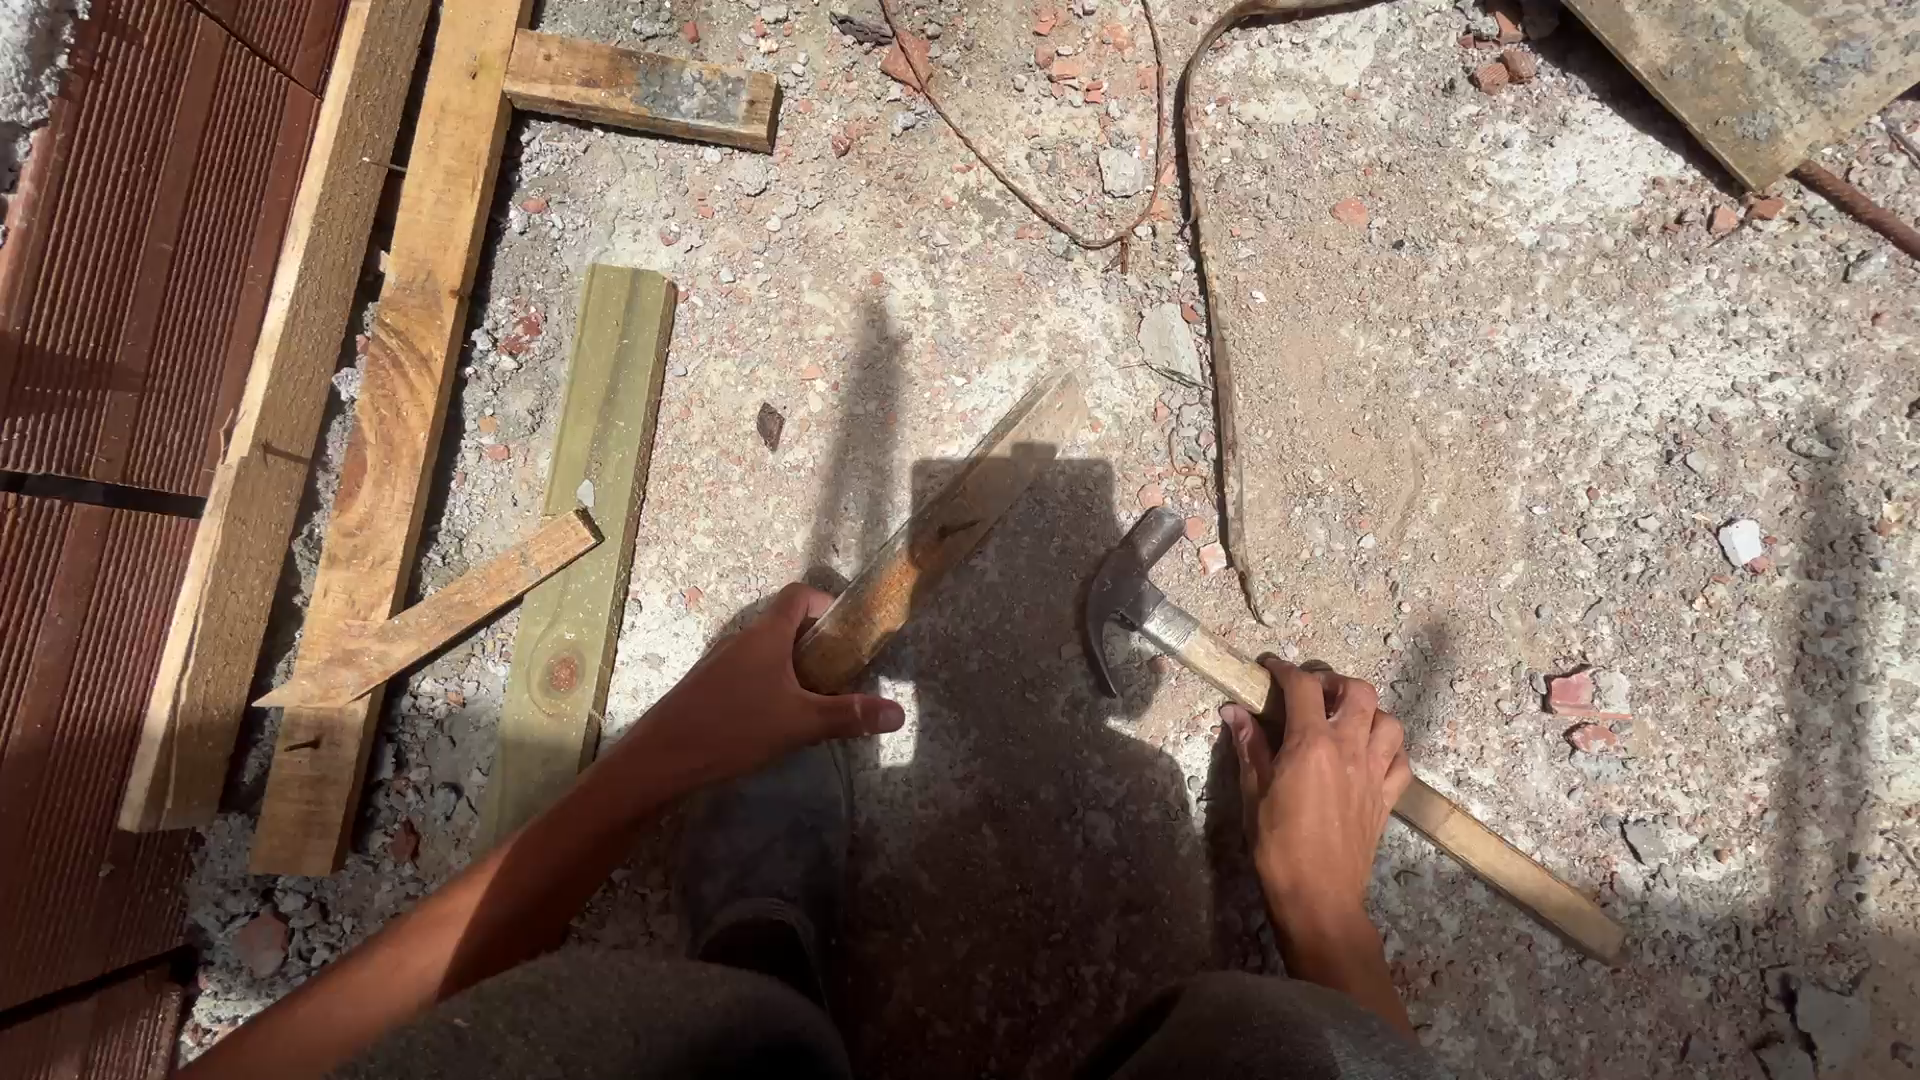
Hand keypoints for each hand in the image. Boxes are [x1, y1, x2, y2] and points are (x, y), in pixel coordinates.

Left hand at [635, 583, 903, 785]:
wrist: (659, 760)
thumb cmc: (734, 728)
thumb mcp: (800, 723)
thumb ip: (849, 715)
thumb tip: (899, 713)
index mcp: (766, 634)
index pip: (799, 594)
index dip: (826, 603)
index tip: (848, 631)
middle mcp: (742, 639)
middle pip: (785, 623)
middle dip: (816, 642)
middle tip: (840, 673)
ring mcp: (721, 663)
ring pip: (767, 651)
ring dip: (793, 666)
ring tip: (814, 700)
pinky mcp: (708, 687)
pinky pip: (749, 672)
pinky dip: (770, 684)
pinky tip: (776, 720)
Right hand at [1220, 659, 1414, 1033]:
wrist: (1319, 896)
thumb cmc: (1277, 843)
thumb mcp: (1252, 791)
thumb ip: (1248, 745)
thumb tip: (1232, 711)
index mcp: (1312, 745)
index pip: (1303, 688)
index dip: (1284, 669)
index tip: (1269, 667)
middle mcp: (1350, 750)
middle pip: (1359, 692)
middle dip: (1334, 681)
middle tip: (1311, 691)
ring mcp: (1374, 774)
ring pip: (1390, 721)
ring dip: (1368, 710)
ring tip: (1343, 718)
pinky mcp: (1387, 798)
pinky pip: (1401, 760)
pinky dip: (1388, 746)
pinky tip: (1369, 752)